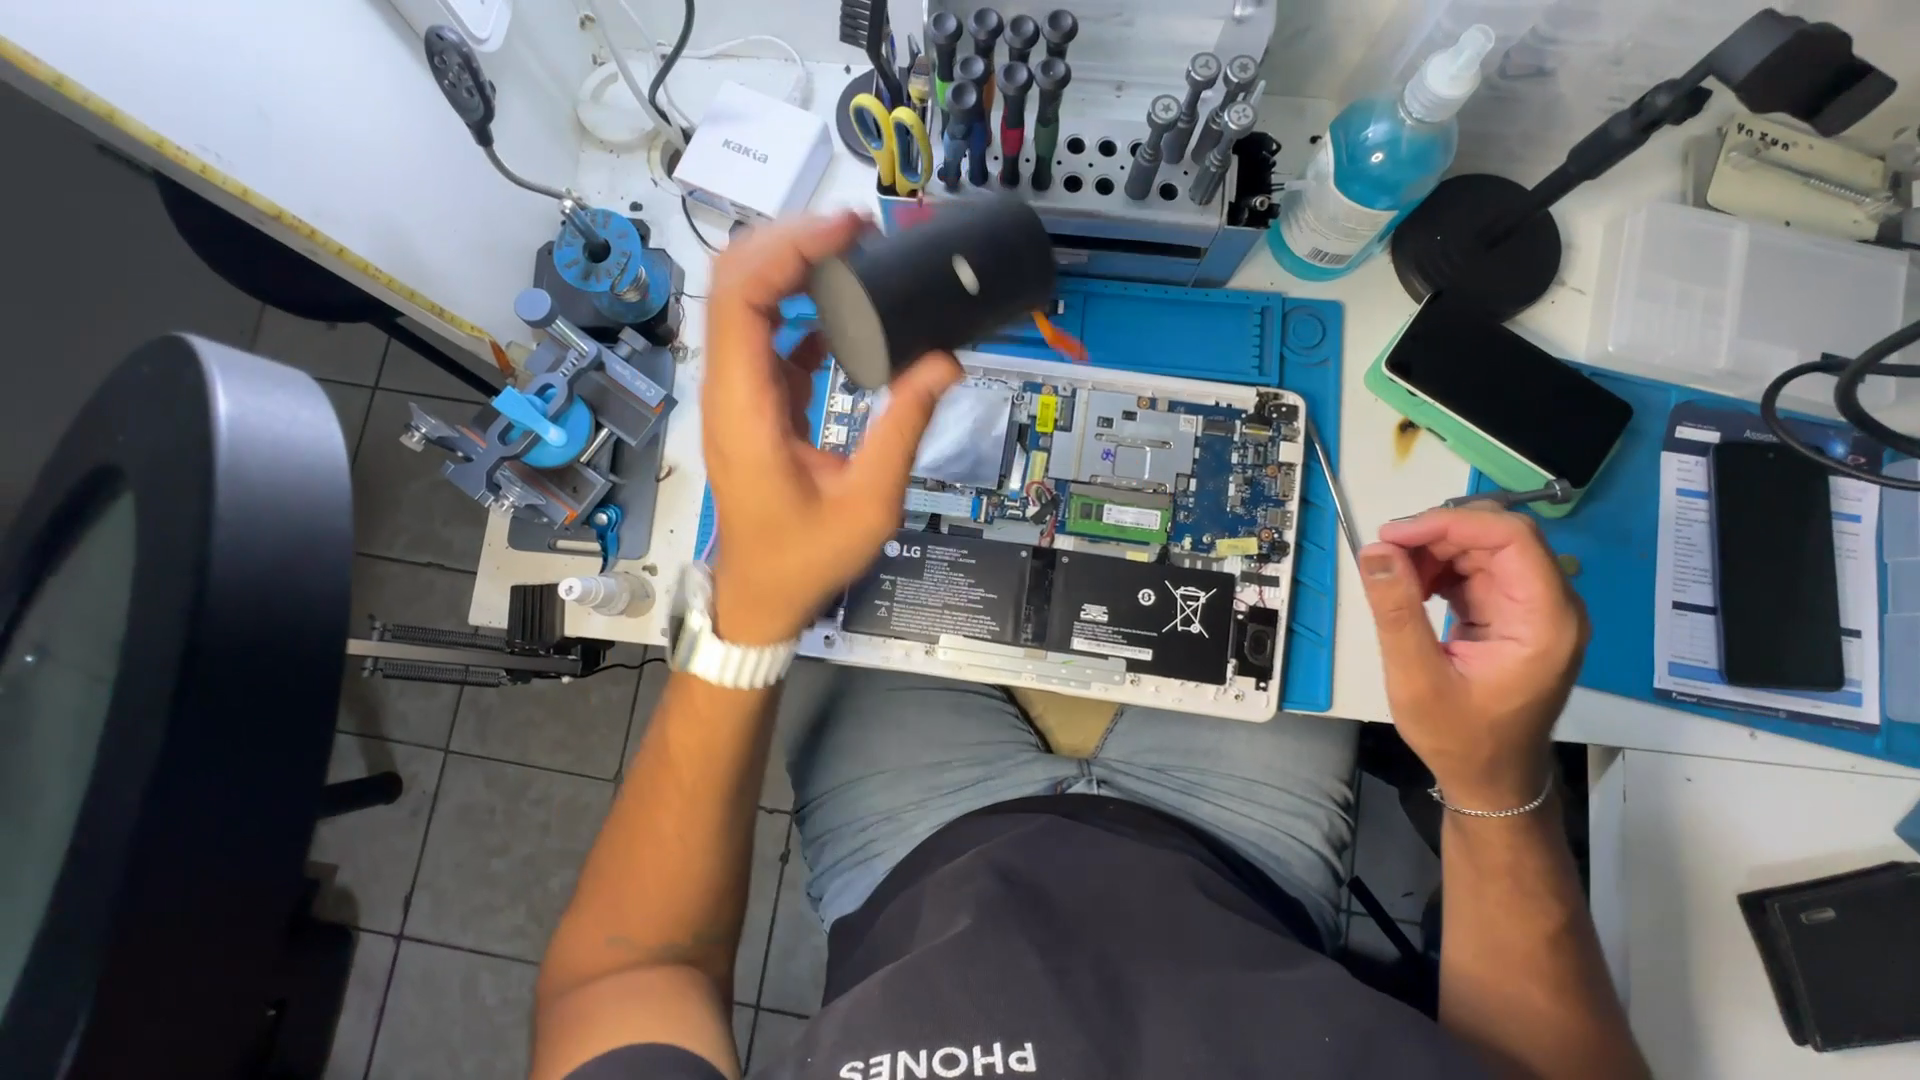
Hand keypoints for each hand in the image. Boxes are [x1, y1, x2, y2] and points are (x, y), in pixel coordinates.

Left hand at [701, 211, 961, 644]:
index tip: (845, 232)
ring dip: (793, 269)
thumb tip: (944, 362)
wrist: (759, 594)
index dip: (787, 249)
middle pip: (735, 283)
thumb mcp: (869, 502)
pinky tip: (846, 308)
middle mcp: (729, 389)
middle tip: (856, 233)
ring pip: (746, 302)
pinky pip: (768, 337)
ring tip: (854, 255)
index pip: (742, 298)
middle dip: (790, 243)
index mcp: (745, 408)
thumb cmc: (805, 557)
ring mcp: (736, 393)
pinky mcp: (753, 401)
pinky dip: (801, 310)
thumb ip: (903, 428)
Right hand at [1357, 507, 1588, 809]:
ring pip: (1484, 549)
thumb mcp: (1416, 679)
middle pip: (1499, 537)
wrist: (1491, 778)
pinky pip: (1477, 571)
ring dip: (1433, 552)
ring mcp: (1534, 609)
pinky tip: (1409, 589)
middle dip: (1437, 534)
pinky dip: (1439, 570)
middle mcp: (1551, 606)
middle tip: (1383, 553)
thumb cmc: (1460, 738)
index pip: (1511, 538)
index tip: (1393, 535)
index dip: (1451, 522)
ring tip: (1391, 577)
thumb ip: (1396, 612)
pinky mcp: (1513, 614)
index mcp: (1544, 621)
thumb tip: (1374, 552)